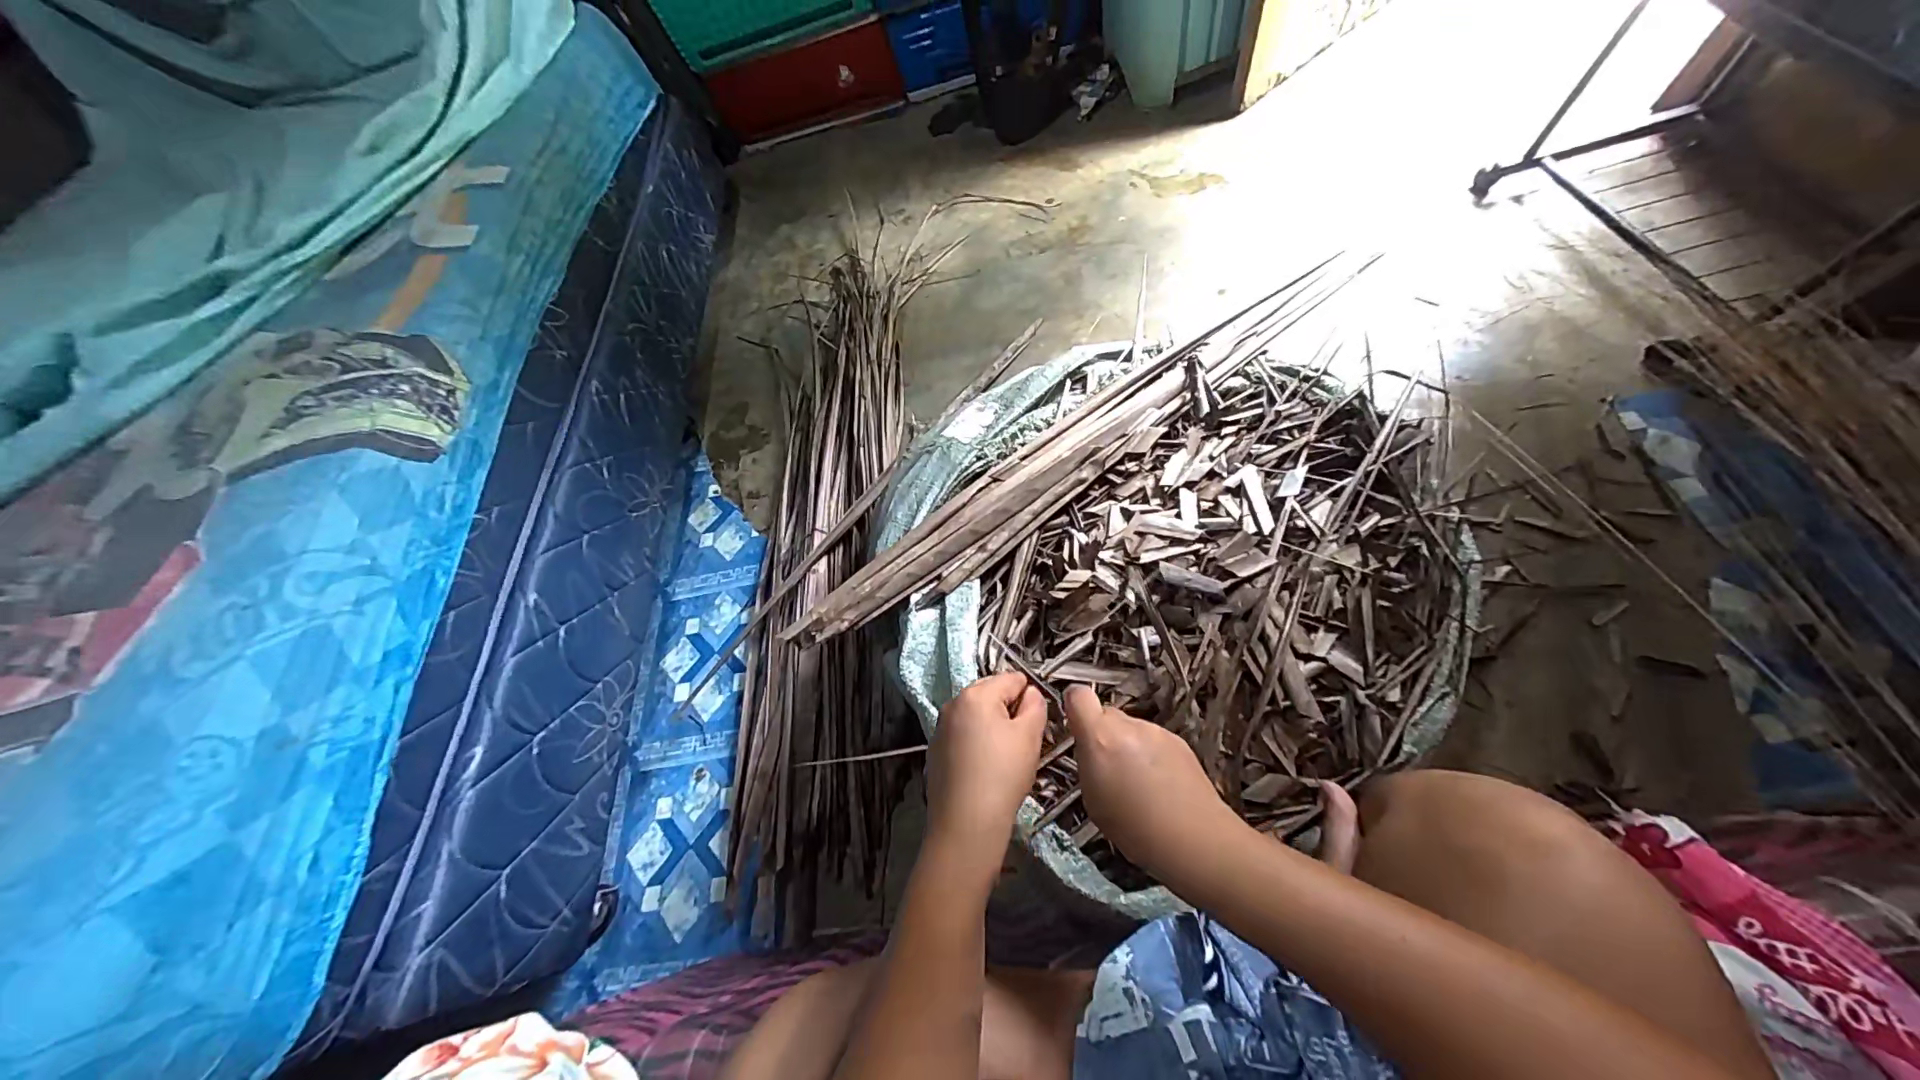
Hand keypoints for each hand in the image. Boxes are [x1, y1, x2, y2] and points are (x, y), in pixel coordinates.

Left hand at [927, 672, 1047, 848]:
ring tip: (1005, 758)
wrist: (966, 823)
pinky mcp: (936, 751)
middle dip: (1010, 710)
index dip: (1030, 696)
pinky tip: (985, 770)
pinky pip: (963, 736)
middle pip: (991, 694)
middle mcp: (953, 704)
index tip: (1036, 723)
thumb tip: (1030, 694)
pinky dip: (977, 744)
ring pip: (977, 717)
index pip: (1012, 678)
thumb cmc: (1002, 775)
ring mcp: (940, 728)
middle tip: (1022, 741)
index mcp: (976, 694)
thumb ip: (1036, 705)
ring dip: (993, 728)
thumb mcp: (1030, 736)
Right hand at [1063, 685, 1246, 882]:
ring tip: (1137, 783)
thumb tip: (1089, 749)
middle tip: (1107, 767)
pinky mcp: (1178, 741)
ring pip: (1131, 729)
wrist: (1194, 838)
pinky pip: (1152, 740)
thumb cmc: (1135, 828)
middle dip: (1102, 734)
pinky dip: (1150, 754)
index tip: (1075, 726)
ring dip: (1128, 746)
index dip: (1074, 706)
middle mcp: (1128, 726)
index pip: (1078, 695)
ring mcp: (1156, 731)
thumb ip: (1087, 762)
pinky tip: (1158, 784)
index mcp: (1100, 737)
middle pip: (1106, 715)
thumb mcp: (1092, 798)